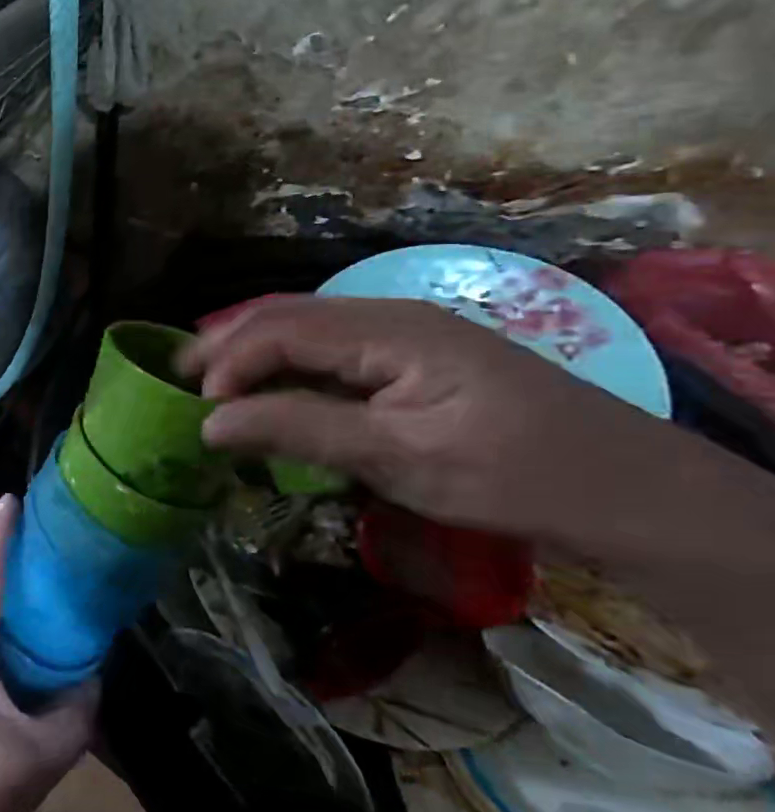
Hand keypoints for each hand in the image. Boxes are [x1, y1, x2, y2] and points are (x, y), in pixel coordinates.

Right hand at [176, 296, 772, 568]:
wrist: (635, 495)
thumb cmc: (518, 475)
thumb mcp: (402, 458)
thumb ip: (299, 430)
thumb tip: (207, 423)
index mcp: (392, 329)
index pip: (281, 328)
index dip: (229, 362)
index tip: (200, 409)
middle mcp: (389, 316)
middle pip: (283, 316)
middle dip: (224, 347)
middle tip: (178, 381)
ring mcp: (400, 334)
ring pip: (300, 328)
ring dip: (249, 354)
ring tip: (206, 383)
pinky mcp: (407, 357)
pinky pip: (325, 349)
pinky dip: (282, 367)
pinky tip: (264, 389)